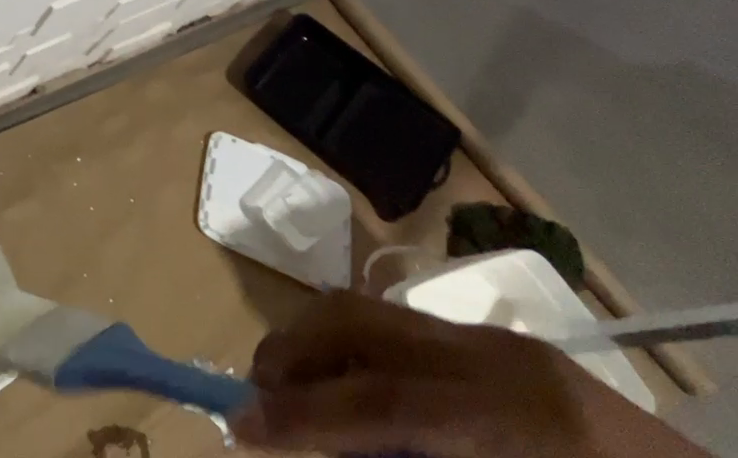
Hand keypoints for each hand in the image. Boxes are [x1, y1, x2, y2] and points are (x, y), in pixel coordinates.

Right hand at [232, 290, 709, 457]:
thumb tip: (316, 444)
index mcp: (516, 420)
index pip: (378, 404)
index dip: (299, 416)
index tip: (239, 428)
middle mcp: (501, 360)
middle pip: (357, 321)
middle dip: (289, 352)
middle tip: (257, 397)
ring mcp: (502, 343)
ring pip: (370, 311)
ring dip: (315, 346)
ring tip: (296, 392)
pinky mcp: (502, 344)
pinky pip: (401, 330)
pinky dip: (358, 354)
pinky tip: (354, 395)